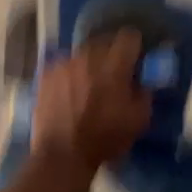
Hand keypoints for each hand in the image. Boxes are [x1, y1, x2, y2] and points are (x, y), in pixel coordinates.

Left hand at [33, 30, 153, 175]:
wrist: (62, 155)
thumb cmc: (104, 139)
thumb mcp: (138, 120)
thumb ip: (144, 93)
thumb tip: (142, 81)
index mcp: (114, 63)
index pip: (129, 36)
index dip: (134, 46)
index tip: (134, 58)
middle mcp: (89, 55)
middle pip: (104, 42)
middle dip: (111, 54)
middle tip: (112, 74)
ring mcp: (65, 62)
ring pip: (82, 53)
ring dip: (89, 64)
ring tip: (87, 85)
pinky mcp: (46, 72)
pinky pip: (63, 65)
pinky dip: (69, 73)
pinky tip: (68, 91)